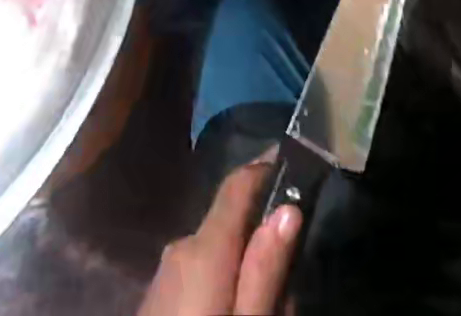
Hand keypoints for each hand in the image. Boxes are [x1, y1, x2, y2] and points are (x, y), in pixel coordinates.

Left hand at [138, 154, 301, 315]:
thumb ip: (265, 270)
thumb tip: (287, 209)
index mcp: (203, 247)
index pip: (237, 185)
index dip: (266, 166)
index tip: (298, 159)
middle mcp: (181, 245)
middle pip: (233, 221)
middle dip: (267, 238)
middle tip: (296, 279)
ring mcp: (167, 268)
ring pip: (220, 248)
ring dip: (249, 267)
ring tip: (271, 307)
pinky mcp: (162, 291)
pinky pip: (203, 269)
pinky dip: (227, 281)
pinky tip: (238, 312)